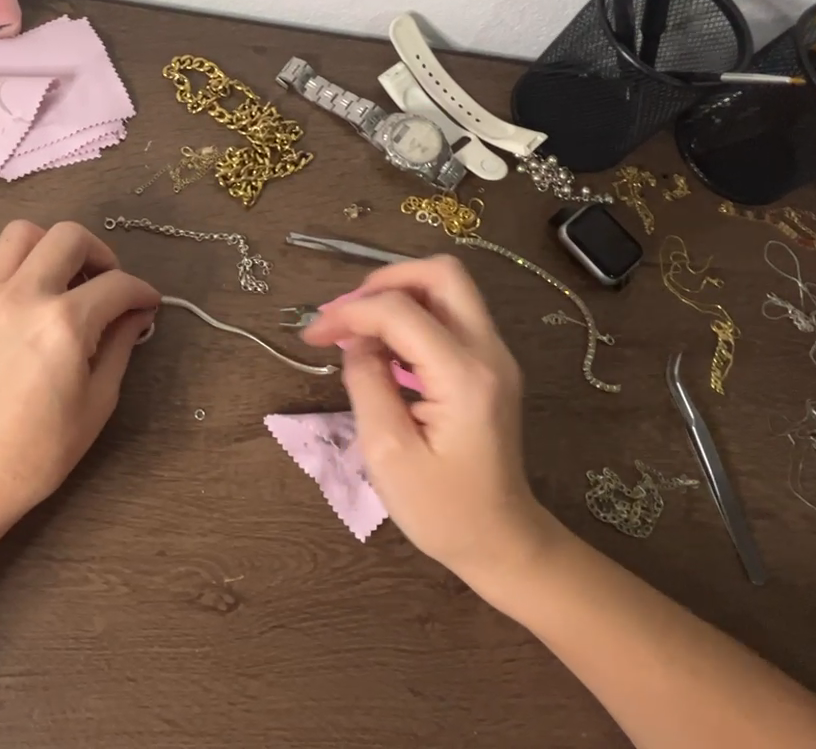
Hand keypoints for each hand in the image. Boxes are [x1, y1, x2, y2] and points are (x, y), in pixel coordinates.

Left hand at [0, 220, 158, 537]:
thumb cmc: (37, 453)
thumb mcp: (97, 403)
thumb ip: (120, 346)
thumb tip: (137, 314)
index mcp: (63, 325)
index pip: (117, 285)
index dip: (142, 292)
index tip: (148, 304)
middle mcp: (22, 297)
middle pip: (69, 237)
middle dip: (101, 254)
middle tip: (108, 284)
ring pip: (21, 234)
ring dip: (51, 247)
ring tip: (63, 279)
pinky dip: (11, 262)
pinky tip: (23, 291)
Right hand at [301, 256, 555, 577]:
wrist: (502, 542)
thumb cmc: (443, 510)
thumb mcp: (387, 452)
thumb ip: (367, 383)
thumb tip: (354, 341)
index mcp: (464, 376)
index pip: (400, 311)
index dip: (349, 312)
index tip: (313, 335)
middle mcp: (488, 352)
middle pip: (441, 274)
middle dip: (384, 282)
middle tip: (347, 314)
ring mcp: (495, 356)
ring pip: (447, 289)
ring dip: (398, 296)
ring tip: (358, 330)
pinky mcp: (489, 365)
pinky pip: (450, 316)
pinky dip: (412, 316)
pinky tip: (384, 348)